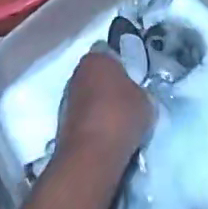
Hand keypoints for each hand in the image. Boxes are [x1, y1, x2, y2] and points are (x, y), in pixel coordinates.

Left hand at [55, 48, 153, 167]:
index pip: (109, 52)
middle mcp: (77, 73)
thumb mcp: (145, 100)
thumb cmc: (121, 116)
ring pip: (87, 96)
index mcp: (96, 58)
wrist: (91, 156)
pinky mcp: (61, 124)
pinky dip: (92, 123)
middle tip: (127, 99)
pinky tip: (106, 136)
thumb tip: (136, 97)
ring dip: (99, 105)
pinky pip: (83, 117)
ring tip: (118, 122)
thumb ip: (140, 92)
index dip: (122, 63)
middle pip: (96, 75)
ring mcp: (66, 99)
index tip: (133, 77)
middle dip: (108, 84)